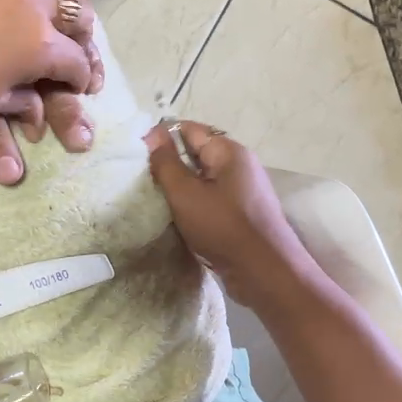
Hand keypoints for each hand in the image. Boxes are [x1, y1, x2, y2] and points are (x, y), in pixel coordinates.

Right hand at [145, 118, 320, 306]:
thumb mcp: (185, 193)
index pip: (188, 130)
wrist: (264, 272)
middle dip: (170, 166)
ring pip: (202, 179)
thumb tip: (152, 134)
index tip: (138, 158)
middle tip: (144, 182)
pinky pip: (212, 199)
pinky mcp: (242, 213)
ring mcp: (243, 190)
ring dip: (181, 189)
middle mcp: (240, 164)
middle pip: (196, 153)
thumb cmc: (222, 227)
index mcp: (229, 151)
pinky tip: (179, 219)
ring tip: (158, 201)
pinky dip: (195, 205)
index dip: (161, 139)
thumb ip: (166, 162)